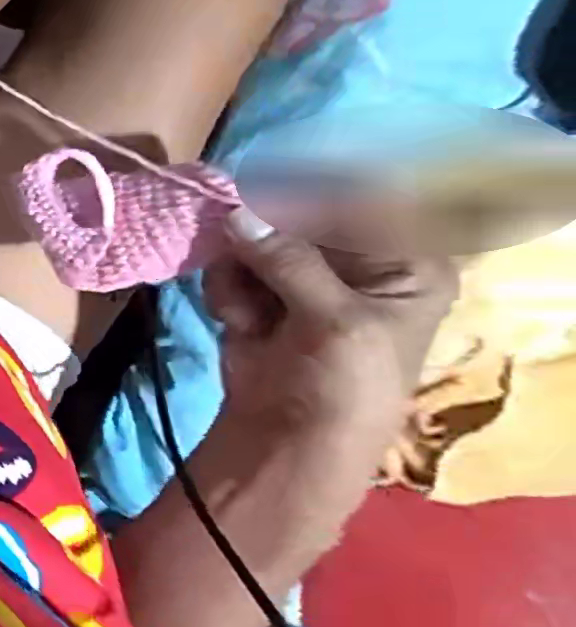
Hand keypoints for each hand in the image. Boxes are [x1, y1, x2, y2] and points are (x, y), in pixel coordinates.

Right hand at [199, 210, 456, 551]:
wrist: (287, 431)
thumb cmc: (342, 381)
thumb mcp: (333, 320)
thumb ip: (289, 261)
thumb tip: (236, 212)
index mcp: (403, 263)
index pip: (361, 206)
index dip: (311, 197)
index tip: (261, 195)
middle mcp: (352, 263)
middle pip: (295, 220)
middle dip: (261, 240)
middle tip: (240, 258)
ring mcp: (298, 278)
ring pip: (251, 242)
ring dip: (238, 272)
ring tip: (246, 312)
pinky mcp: (256, 293)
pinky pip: (228, 269)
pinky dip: (225, 291)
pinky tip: (236, 319)